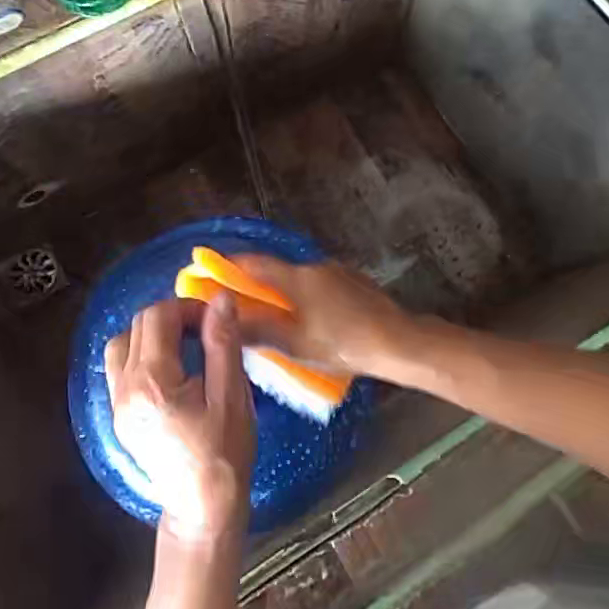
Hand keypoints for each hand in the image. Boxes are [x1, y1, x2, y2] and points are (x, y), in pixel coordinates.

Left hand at [105, 296, 254, 545]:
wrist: (202, 507)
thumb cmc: (224, 452)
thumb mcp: (232, 396)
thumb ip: (223, 344)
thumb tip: (220, 300)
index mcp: (154, 382)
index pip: (158, 318)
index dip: (187, 308)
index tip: (215, 321)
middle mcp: (125, 389)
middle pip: (136, 326)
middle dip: (171, 317)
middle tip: (204, 331)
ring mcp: (117, 404)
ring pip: (121, 345)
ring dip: (151, 335)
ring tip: (183, 348)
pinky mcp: (119, 416)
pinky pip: (119, 369)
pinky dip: (141, 356)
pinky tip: (169, 371)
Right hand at [229, 255, 422, 378]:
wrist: (399, 342)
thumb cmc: (342, 345)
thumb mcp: (295, 345)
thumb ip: (259, 331)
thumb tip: (226, 322)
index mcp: (297, 278)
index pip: (253, 263)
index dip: (228, 265)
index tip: (209, 269)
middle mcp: (315, 266)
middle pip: (276, 271)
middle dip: (255, 284)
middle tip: (241, 302)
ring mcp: (338, 272)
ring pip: (300, 279)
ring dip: (284, 292)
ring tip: (276, 316)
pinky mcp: (355, 281)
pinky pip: (320, 285)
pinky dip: (307, 296)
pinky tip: (311, 318)